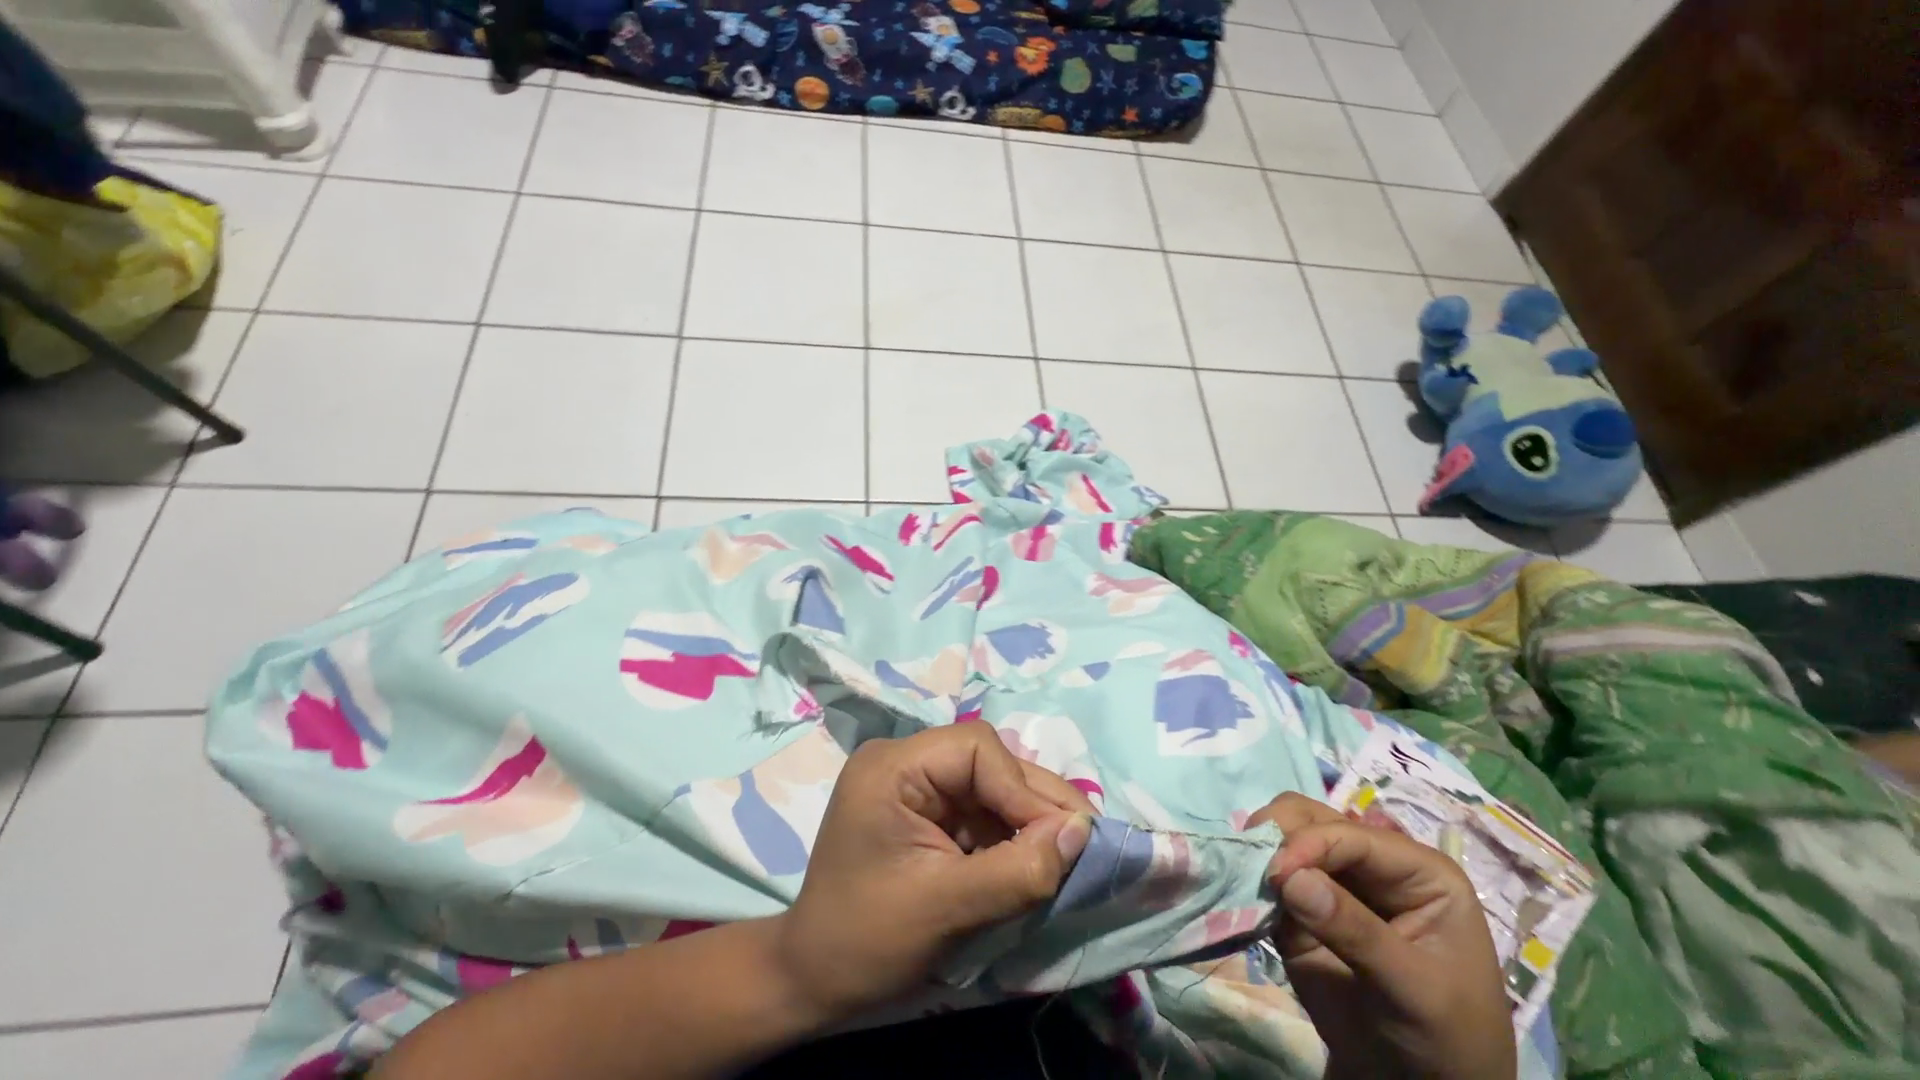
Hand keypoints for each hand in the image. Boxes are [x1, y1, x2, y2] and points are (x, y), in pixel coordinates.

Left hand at [772, 724, 1093, 1022]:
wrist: (815, 982)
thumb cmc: (867, 941)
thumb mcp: (946, 908)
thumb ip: (1016, 870)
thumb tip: (1081, 832)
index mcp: (892, 768)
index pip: (976, 749)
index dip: (1024, 789)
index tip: (1061, 839)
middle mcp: (905, 766)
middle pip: (991, 764)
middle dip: (1036, 804)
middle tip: (1085, 844)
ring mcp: (918, 793)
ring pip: (995, 790)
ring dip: (1032, 823)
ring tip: (1069, 857)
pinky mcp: (931, 821)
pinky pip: (986, 816)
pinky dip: (1016, 840)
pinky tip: (1038, 865)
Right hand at [1249, 794, 1515, 1079]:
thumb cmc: (1445, 1035)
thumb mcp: (1414, 988)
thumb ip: (1355, 931)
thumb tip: (1289, 877)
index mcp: (1418, 871)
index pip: (1353, 836)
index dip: (1309, 844)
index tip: (1274, 873)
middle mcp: (1373, 867)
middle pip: (1312, 820)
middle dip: (1277, 834)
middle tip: (1251, 866)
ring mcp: (1334, 888)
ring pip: (1284, 841)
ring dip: (1259, 852)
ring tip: (1241, 878)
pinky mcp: (1301, 914)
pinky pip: (1269, 884)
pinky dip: (1250, 884)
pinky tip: (1239, 897)